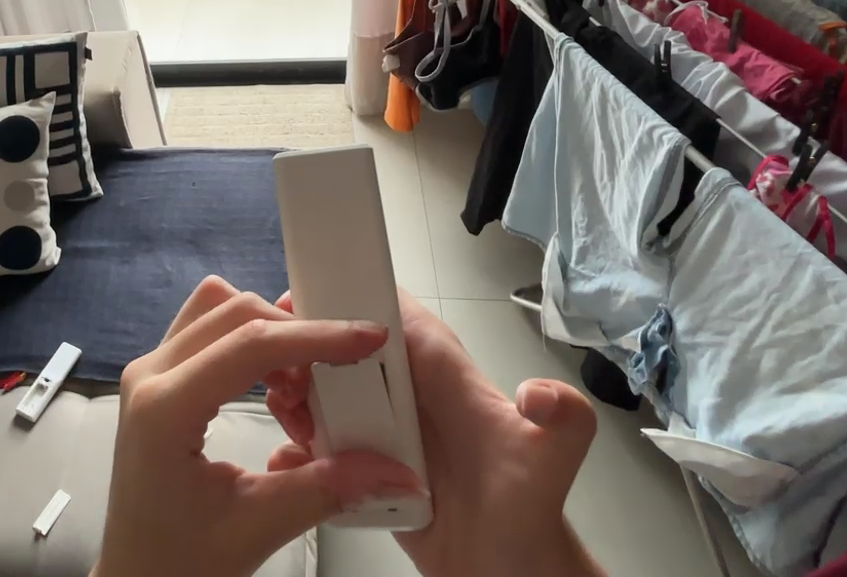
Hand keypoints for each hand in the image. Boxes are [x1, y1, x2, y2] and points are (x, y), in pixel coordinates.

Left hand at [94, 276, 426, 576]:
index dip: (313, 336)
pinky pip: (207, 325)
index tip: (364, 338)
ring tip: (297, 386)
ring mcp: (148, 368)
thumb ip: (327, 488)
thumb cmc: (180, 562)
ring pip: (216, 306)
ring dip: (268, 329)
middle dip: (293, 334)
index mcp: (164, 410)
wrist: (136, 576)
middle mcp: (148, 374)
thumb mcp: (258, 527)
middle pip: (233, 310)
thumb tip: (396, 469)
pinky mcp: (158, 373)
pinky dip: (249, 337)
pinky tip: (273, 381)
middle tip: (332, 377)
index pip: (248, 344)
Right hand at [266, 291, 604, 576]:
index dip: (336, 296)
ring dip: (292, 398)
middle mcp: (400, 383)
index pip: (379, 304)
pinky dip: (295, 445)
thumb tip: (539, 393)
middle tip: (282, 382)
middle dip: (298, 350)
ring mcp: (377, 420)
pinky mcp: (360, 458)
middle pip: (333, 342)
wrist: (508, 568)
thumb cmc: (528, 507)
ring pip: (317, 388)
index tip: (296, 312)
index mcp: (433, 361)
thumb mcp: (552, 458)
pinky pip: (317, 439)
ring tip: (288, 424)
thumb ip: (564, 418)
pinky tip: (289, 463)